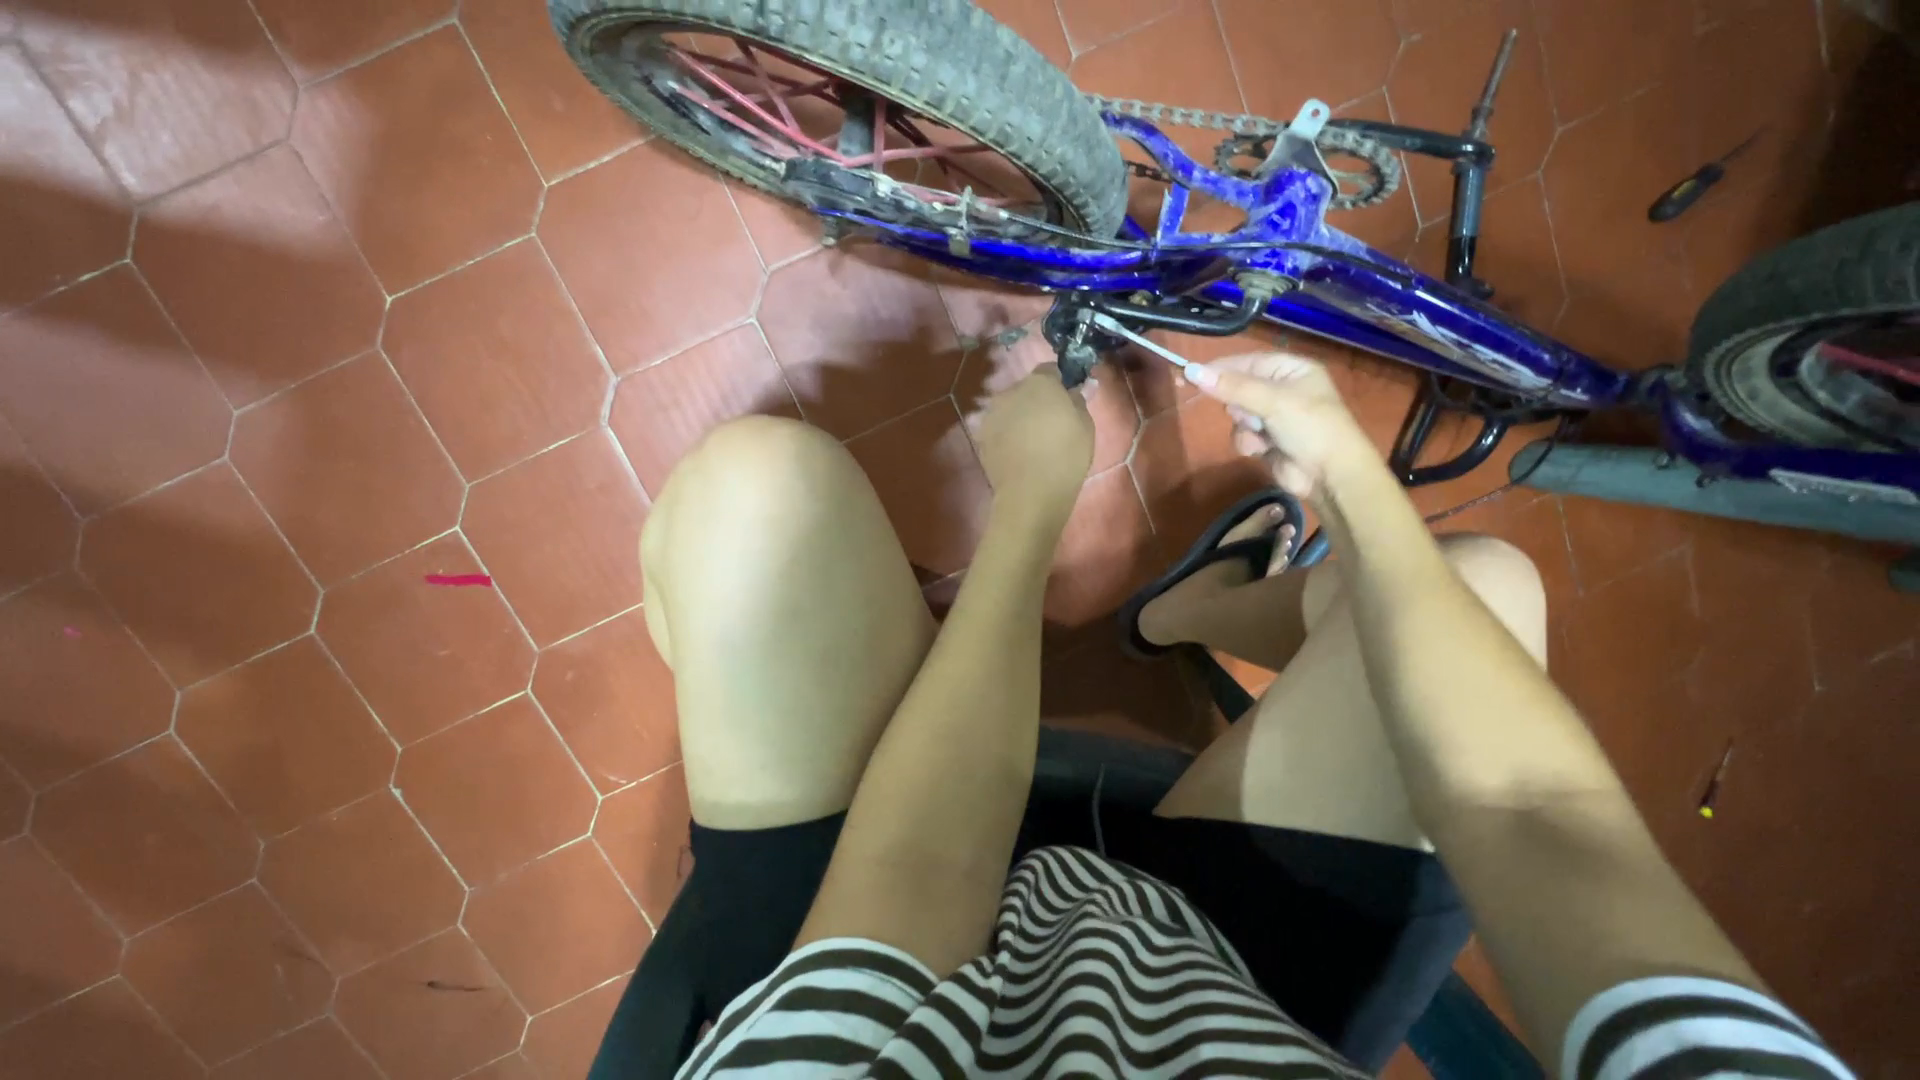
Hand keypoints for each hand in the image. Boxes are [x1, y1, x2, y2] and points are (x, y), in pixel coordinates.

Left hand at [975, 364, 1094, 519]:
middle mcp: (1010, 391)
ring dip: (1019, 417)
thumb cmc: (1066, 454)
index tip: (1067, 400)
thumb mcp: (1086, 425)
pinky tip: (1018, 454)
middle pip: (1026, 389)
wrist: (1031, 491)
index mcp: (1039, 382)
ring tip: (1033, 442)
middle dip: (1036, 400)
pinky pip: (999, 428)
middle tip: (1051, 424)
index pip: (1049, 370)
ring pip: (1009, 409)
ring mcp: (992, 414)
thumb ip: (1078, 401)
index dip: (1059, 382)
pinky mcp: (981, 437)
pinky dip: (1007, 435)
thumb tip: (1075, 390)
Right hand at [1185, 352, 1373, 498]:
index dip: (1221, 369)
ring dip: (1244, 427)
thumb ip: (1231, 387)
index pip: (1248, 362)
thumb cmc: (1309, 427)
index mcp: (1292, 370)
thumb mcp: (1272, 401)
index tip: (1192, 375)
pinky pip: (1243, 434)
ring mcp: (1275, 416)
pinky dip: (1248, 442)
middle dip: (1239, 405)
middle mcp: (1284, 389)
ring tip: (1260, 436)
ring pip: (1238, 414)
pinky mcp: (1268, 440)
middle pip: (1239, 388)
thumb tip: (1190, 370)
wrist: (1329, 475)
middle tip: (1246, 414)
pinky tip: (1261, 450)